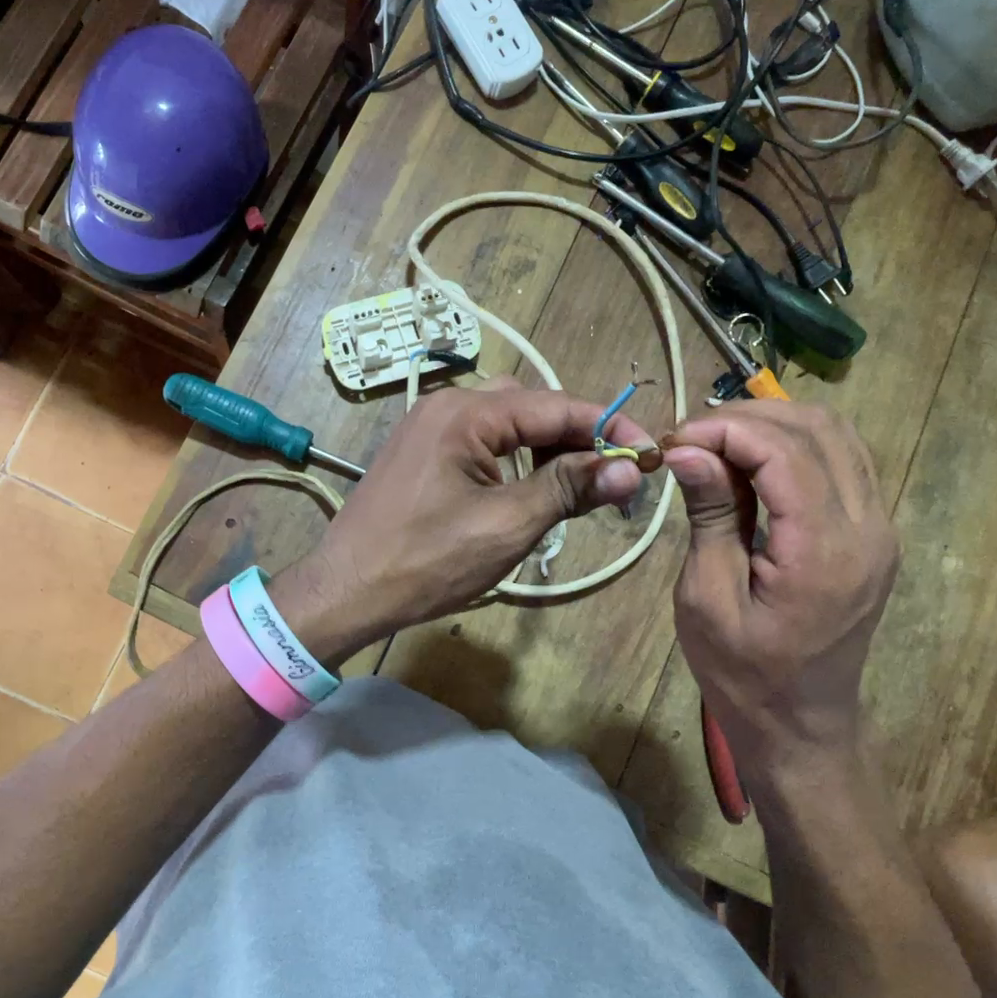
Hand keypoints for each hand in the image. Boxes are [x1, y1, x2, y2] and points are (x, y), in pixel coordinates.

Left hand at [277, 382, 651, 654]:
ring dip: (546, 453)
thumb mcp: (506, 526)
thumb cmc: (426, 561)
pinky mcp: (420, 455)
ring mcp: (428, 429)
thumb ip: (568, 489)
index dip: (608, 428)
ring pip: (506, 428)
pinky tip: (529, 494)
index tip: (650, 455)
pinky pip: (480, 446)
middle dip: (576, 440)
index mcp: (466, 413)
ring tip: (576, 491)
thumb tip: (629, 468)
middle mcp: (446, 406)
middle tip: (611, 481)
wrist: (345, 592)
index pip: (556, 405)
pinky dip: (513, 464)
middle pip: (531, 409)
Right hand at [662, 402, 898, 771]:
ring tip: (716, 443)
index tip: (673, 440)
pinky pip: (844, 464)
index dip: (725, 429)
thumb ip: (711, 515)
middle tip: (690, 438)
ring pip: (839, 437)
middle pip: (819, 430)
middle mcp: (868, 528)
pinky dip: (797, 448)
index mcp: (824, 549)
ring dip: (775, 426)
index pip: (784, 451)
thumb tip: (687, 450)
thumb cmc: (742, 673)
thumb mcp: (707, 597)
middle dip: (748, 418)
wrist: (800, 725)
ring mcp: (880, 530)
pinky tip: (753, 464)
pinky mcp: (874, 536)